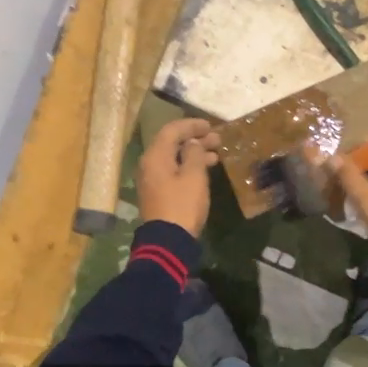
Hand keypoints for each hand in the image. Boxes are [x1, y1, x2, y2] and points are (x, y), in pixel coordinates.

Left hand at [137, 117, 220, 237]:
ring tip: (216, 155)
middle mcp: (149, 165)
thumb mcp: (194, 177)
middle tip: (217, 140)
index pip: (172, 130)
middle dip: (195, 140)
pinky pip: (173, 172)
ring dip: (194, 155)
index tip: (210, 126)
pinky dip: (188, 167)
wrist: (168, 241)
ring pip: (174, 159)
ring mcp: (152, 180)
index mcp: (155, 156)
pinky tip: (204, 171)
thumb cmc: (183, 205)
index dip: (191, 125)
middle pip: (172, 144)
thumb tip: (192, 144)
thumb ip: (194, 154)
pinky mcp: (158, 193)